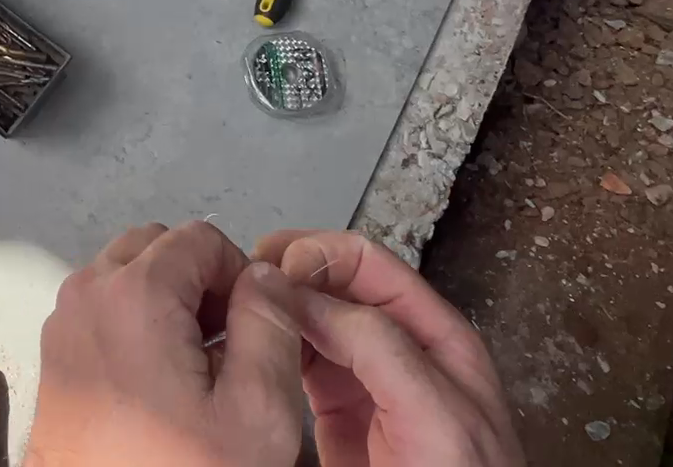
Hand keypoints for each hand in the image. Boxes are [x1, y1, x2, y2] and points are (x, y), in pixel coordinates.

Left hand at [25, 221, 305, 466]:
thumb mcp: (255, 413)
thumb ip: (269, 327)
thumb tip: (264, 275)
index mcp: (134, 290)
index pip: (200, 237)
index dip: (237, 275)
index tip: (250, 331)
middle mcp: (89, 286)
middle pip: (158, 245)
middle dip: (198, 281)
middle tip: (222, 349)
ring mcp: (65, 313)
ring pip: (127, 270)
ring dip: (165, 298)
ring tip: (190, 368)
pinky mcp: (55, 343)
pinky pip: (102, 301)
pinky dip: (133, 317)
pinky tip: (153, 379)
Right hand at [255, 230, 522, 466]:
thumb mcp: (436, 416)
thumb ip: (378, 345)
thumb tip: (299, 291)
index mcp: (431, 332)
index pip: (365, 260)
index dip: (317, 255)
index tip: (276, 274)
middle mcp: (393, 342)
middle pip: (329, 278)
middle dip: (286, 272)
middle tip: (246, 284)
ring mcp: (361, 372)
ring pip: (306, 311)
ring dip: (271, 301)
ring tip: (236, 306)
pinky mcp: (332, 402)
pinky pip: (294, 350)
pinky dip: (268, 337)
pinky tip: (248, 340)